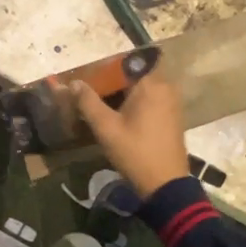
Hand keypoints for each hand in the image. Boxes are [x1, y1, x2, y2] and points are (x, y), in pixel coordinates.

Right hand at [70, 73, 189, 199]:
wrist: (165, 183)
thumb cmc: (135, 152)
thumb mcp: (106, 128)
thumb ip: (88, 102)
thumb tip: (73, 83)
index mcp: (151, 84)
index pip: (126, 62)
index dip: (106, 69)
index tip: (90, 81)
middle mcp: (165, 87)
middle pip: (134, 75)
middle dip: (112, 83)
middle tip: (92, 96)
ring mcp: (172, 101)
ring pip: (142, 88)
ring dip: (122, 94)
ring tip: (102, 108)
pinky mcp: (172, 115)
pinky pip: (150, 100)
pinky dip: (134, 103)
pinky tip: (120, 118)